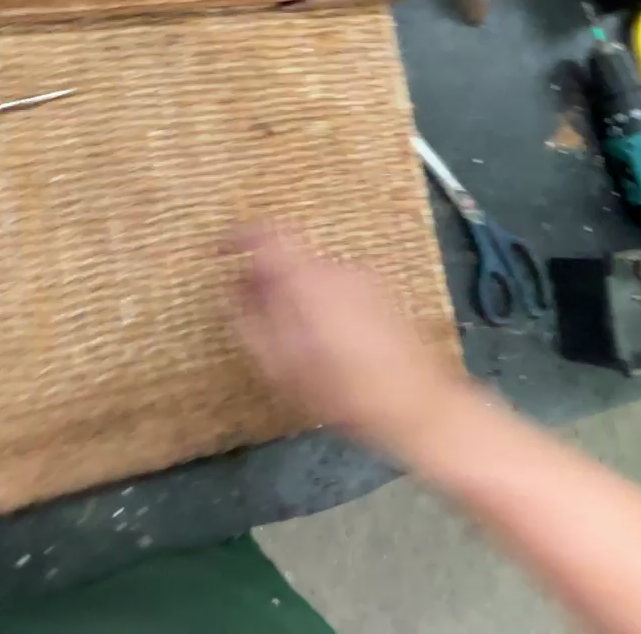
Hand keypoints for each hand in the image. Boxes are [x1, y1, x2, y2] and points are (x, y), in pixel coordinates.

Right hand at [226, 223, 469, 456]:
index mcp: (307, 279)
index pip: (266, 234)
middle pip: (289, 256)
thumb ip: (249, 323)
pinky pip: (334, 285)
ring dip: (292, 292)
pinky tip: (322, 340)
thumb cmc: (343, 391)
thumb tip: (232, 292)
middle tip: (249, 309)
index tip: (221, 251)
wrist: (420, 407)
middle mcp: (335, 267)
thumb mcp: (281, 366)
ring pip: (311, 274)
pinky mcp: (380, 293)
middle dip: (264, 277)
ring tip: (287, 335)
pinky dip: (317, 300)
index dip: (239, 236)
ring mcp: (362, 278)